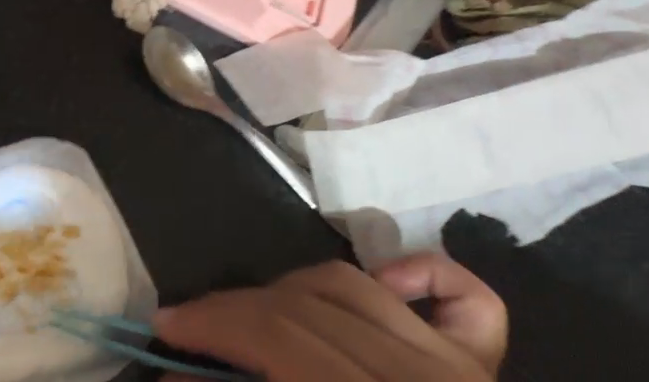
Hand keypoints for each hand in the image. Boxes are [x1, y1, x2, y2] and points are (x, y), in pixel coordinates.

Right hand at [153, 253, 507, 380]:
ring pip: (351, 288)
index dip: (211, 324)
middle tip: (188, 325)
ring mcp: (463, 373)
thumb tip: (171, 375)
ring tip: (254, 316)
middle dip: (230, 309)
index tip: (163, 328)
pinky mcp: (485, 372)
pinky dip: (418, 277)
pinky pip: (466, 303)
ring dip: (288, 291)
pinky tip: (379, 282)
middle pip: (301, 309)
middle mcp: (419, 379)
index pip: (276, 336)